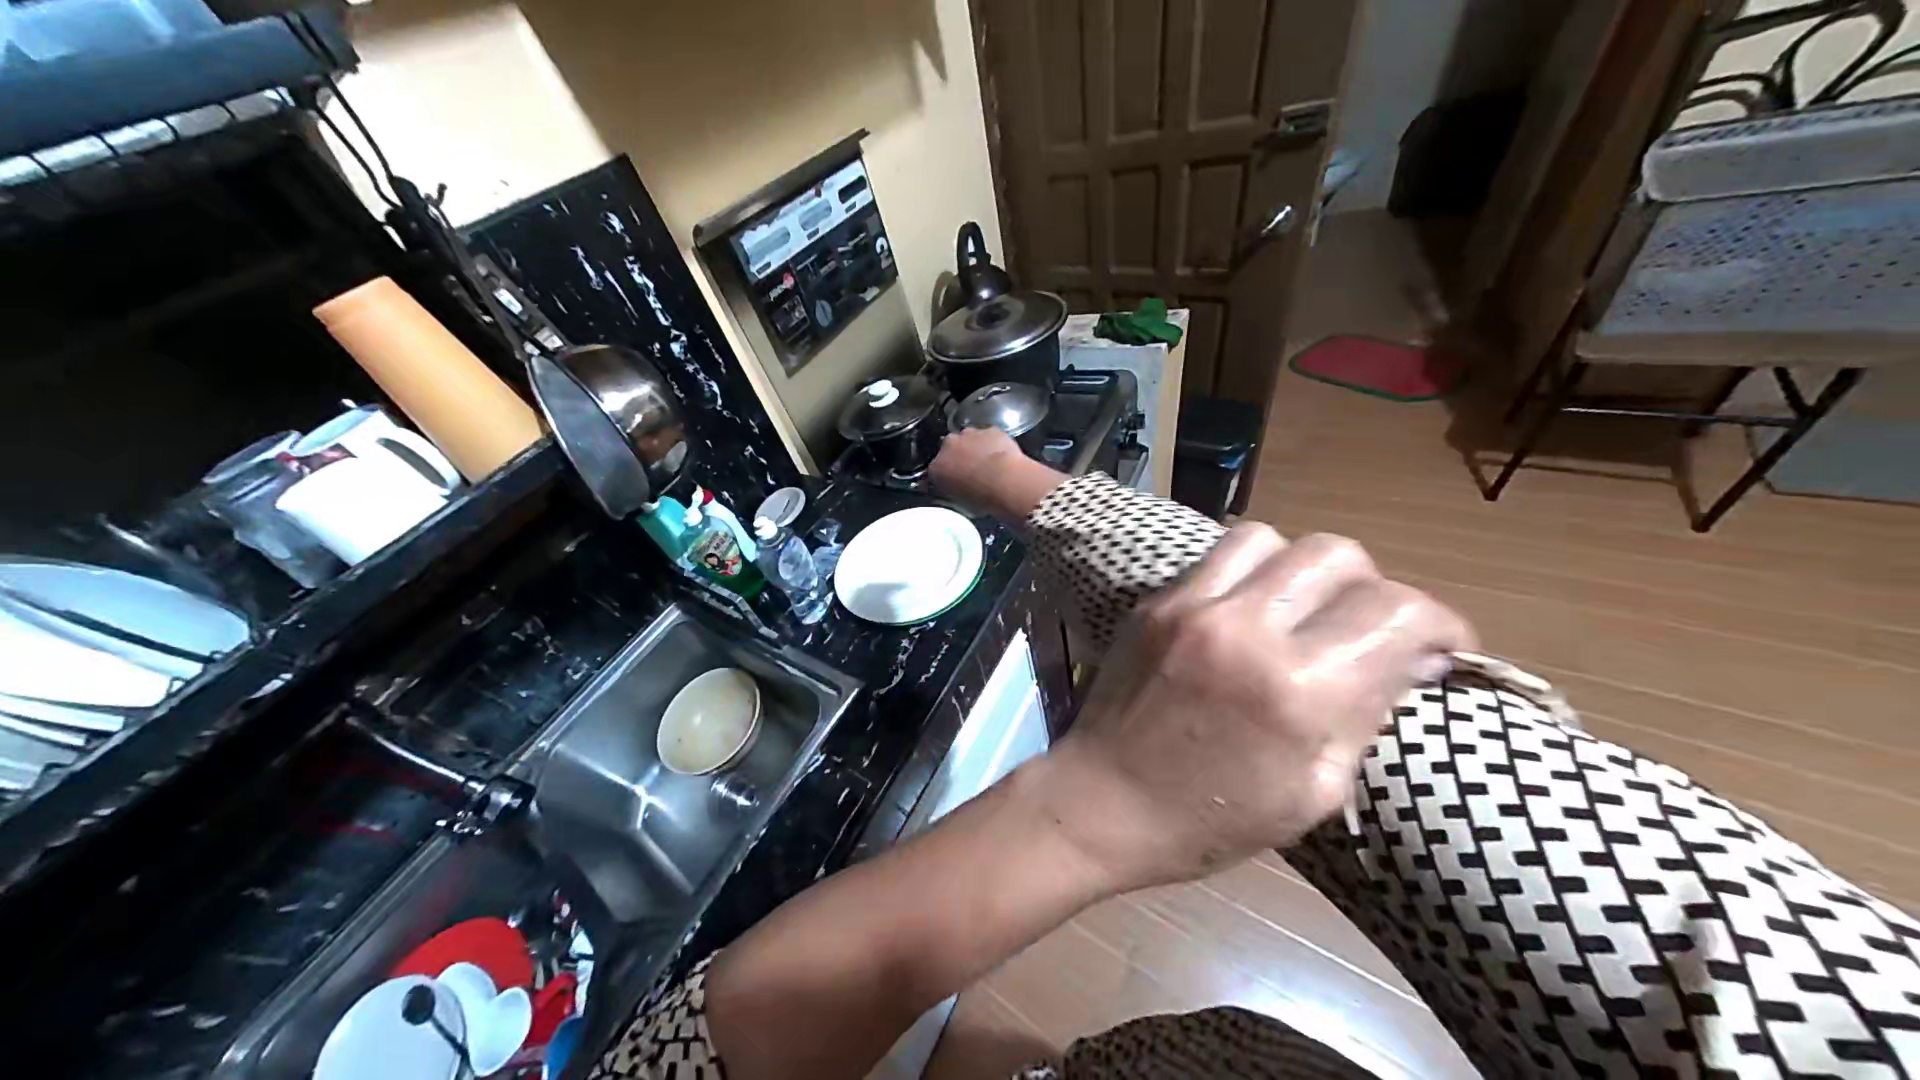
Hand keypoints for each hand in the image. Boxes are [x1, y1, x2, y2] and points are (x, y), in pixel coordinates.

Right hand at [929, 428, 1065, 522]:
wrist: (1004, 482)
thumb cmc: (980, 497)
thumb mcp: (958, 503)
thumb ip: (951, 491)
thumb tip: (953, 490)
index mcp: (936, 467)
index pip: (935, 470)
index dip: (946, 476)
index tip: (954, 483)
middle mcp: (949, 446)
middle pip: (951, 448)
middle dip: (959, 457)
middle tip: (972, 472)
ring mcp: (970, 435)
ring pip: (970, 439)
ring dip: (976, 448)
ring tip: (989, 465)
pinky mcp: (991, 430)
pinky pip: (990, 436)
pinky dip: (994, 443)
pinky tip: (1003, 456)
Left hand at [1039, 526, 1474, 889]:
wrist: (1103, 800)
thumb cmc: (1211, 819)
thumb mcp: (1314, 791)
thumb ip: (1366, 714)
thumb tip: (1410, 659)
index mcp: (1298, 690)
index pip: (1397, 611)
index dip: (1440, 624)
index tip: (1439, 647)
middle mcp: (1245, 629)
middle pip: (1338, 553)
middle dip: (1372, 587)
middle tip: (1363, 628)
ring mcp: (1190, 607)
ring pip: (1272, 537)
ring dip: (1302, 568)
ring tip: (1300, 609)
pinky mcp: (1154, 601)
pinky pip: (1216, 556)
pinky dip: (1248, 573)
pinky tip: (1245, 611)